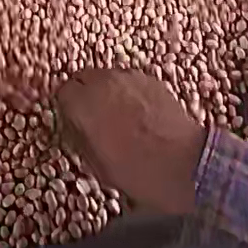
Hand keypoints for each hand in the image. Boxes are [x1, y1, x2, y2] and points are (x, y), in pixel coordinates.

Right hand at [54, 69, 206, 216]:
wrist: (184, 165)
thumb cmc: (137, 172)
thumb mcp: (97, 164)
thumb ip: (80, 137)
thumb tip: (76, 126)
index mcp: (83, 105)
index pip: (63, 92)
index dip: (68, 106)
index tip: (74, 118)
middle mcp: (101, 83)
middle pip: (82, 77)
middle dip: (84, 92)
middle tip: (94, 114)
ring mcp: (127, 77)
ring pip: (106, 75)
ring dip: (106, 89)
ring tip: (119, 112)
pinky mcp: (148, 77)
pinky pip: (129, 78)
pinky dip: (128, 90)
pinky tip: (139, 111)